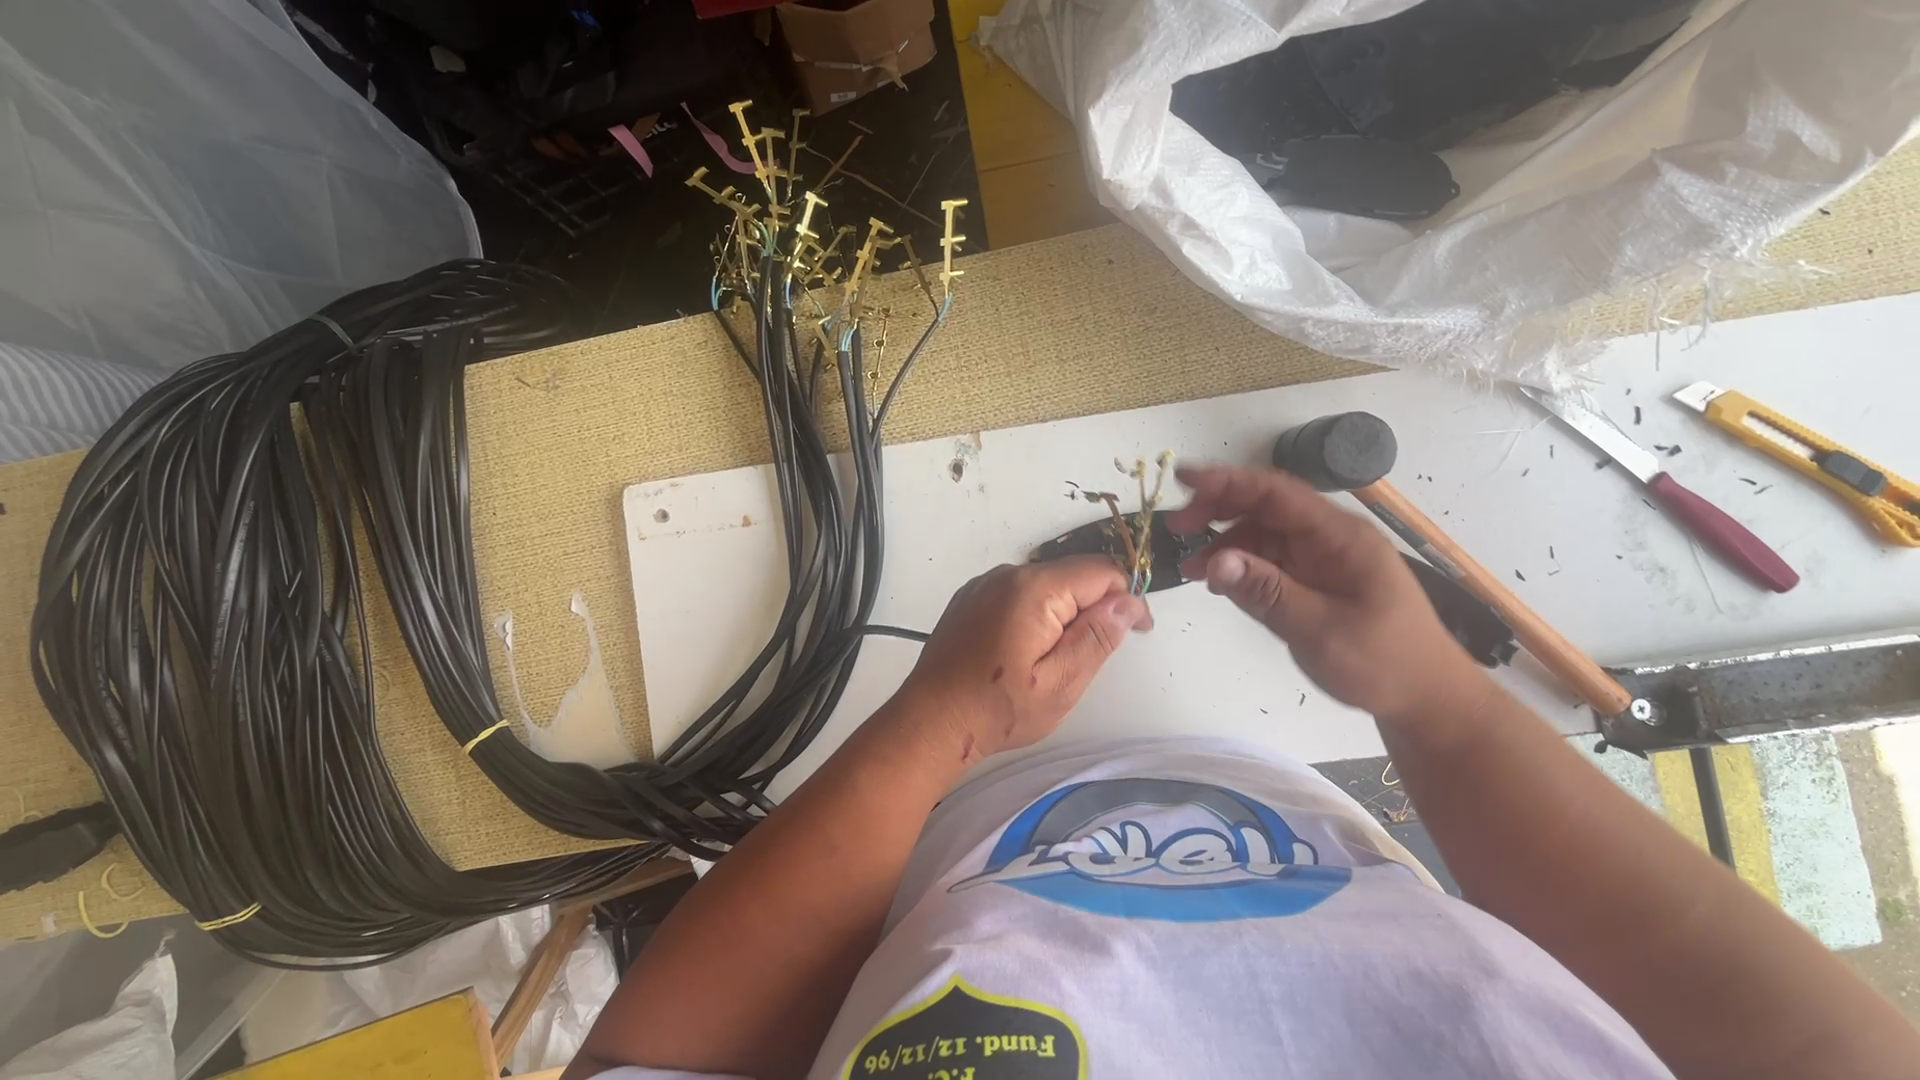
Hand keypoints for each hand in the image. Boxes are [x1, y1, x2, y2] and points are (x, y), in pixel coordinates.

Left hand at [894, 556, 1151, 761]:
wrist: (931, 722)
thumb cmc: (998, 709)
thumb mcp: (1061, 683)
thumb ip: (1097, 637)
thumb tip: (1127, 603)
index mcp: (1033, 589)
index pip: (1101, 571)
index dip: (1127, 598)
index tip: (1137, 632)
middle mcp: (1008, 574)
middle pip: (1073, 575)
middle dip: (1095, 607)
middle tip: (1093, 656)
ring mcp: (985, 584)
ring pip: (1047, 584)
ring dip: (1065, 612)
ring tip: (1056, 660)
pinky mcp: (970, 599)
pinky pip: (1019, 594)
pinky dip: (1037, 613)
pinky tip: (1027, 651)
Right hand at [1165, 463, 1488, 723]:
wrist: (1427, 700)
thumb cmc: (1382, 663)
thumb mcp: (1319, 630)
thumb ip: (1266, 592)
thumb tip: (1214, 560)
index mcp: (1340, 537)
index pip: (1276, 493)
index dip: (1228, 481)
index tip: (1183, 479)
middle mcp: (1329, 539)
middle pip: (1266, 508)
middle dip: (1219, 510)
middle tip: (1177, 529)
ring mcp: (1322, 559)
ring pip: (1263, 534)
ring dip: (1225, 544)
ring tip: (1192, 570)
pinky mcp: (1316, 581)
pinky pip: (1270, 561)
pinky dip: (1241, 567)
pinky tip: (1219, 583)